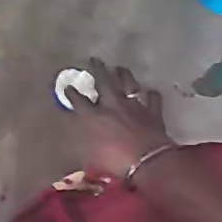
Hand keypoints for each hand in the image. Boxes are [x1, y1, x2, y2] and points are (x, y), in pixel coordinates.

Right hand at [67, 58, 175, 179]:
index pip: (79, 101)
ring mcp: (134, 105)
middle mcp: (113, 105)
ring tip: (119, 68)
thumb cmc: (114, 162)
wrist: (147, 162)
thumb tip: (85, 137)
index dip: (72, 93)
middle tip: (95, 59)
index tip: (69, 86)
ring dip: (123, 74)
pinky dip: (150, 94)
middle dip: (98, 69)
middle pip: (104, 81)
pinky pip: (153, 97)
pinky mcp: (152, 111)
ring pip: (128, 82)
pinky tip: (150, 91)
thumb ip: (87, 142)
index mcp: (94, 116)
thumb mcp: (91, 156)